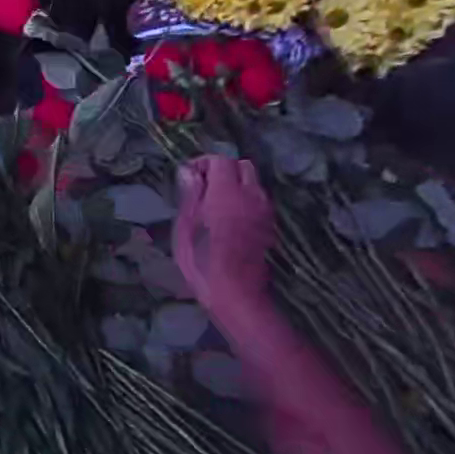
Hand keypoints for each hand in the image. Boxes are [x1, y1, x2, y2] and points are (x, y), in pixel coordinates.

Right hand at [174, 155, 275, 317]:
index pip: (220, 160)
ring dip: (236, 185)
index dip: (203, 163)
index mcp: (227, 192)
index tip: (188, 178)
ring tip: (215, 205)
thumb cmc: (202, 261)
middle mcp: (251, 195)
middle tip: (203, 189)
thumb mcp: (185, 227)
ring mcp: (264, 211)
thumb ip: (190, 195)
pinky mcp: (269, 226)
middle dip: (223, 170)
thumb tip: (188, 171)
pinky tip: (229, 220)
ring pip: (253, 183)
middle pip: (242, 166)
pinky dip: (245, 201)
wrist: (236, 293)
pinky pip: (258, 201)